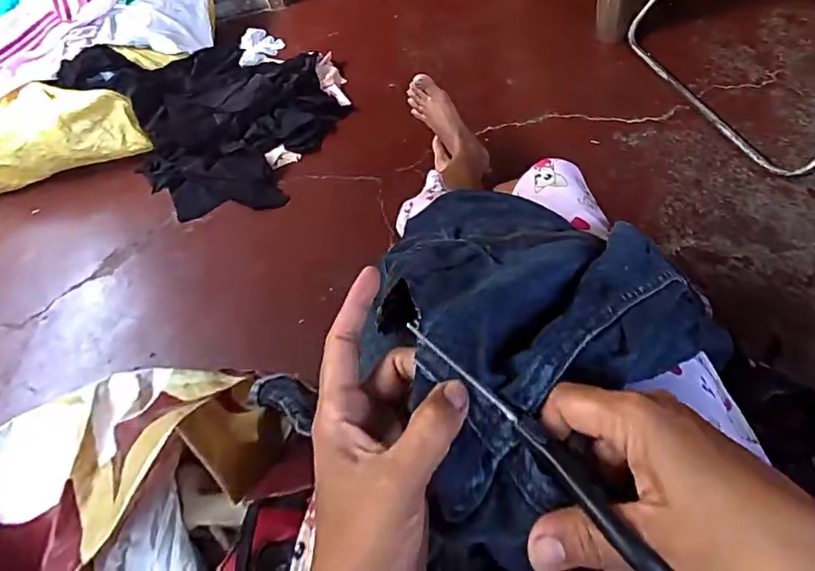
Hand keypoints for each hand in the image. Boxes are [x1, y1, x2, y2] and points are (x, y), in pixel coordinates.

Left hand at [311, 266, 470, 570]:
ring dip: (441, 386)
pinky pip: (432, 416)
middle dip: (423, 361)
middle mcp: (363, 419)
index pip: (342, 348)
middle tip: (458, 371)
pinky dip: (450, 407)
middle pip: (393, 367)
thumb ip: (428, 430)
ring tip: (472, 385)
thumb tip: (458, 384)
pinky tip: (474, 403)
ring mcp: (387, 439)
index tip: (374, 272)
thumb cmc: (363, 541)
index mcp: (341, 416)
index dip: (355, 308)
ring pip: (416, 391)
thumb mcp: (395, 481)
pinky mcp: (411, 457)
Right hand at [527, 384, 814, 570]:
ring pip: (611, 457)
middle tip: (546, 522)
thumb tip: (532, 541)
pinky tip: (622, 534)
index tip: (521, 477)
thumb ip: (588, 539)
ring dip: (596, 493)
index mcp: (636, 414)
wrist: (810, 557)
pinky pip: (638, 469)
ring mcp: (671, 436)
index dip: (540, 432)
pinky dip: (624, 497)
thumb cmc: (730, 536)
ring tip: (580, 536)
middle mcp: (650, 412)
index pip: (565, 401)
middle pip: (585, 431)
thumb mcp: (653, 541)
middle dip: (567, 474)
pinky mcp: (687, 460)